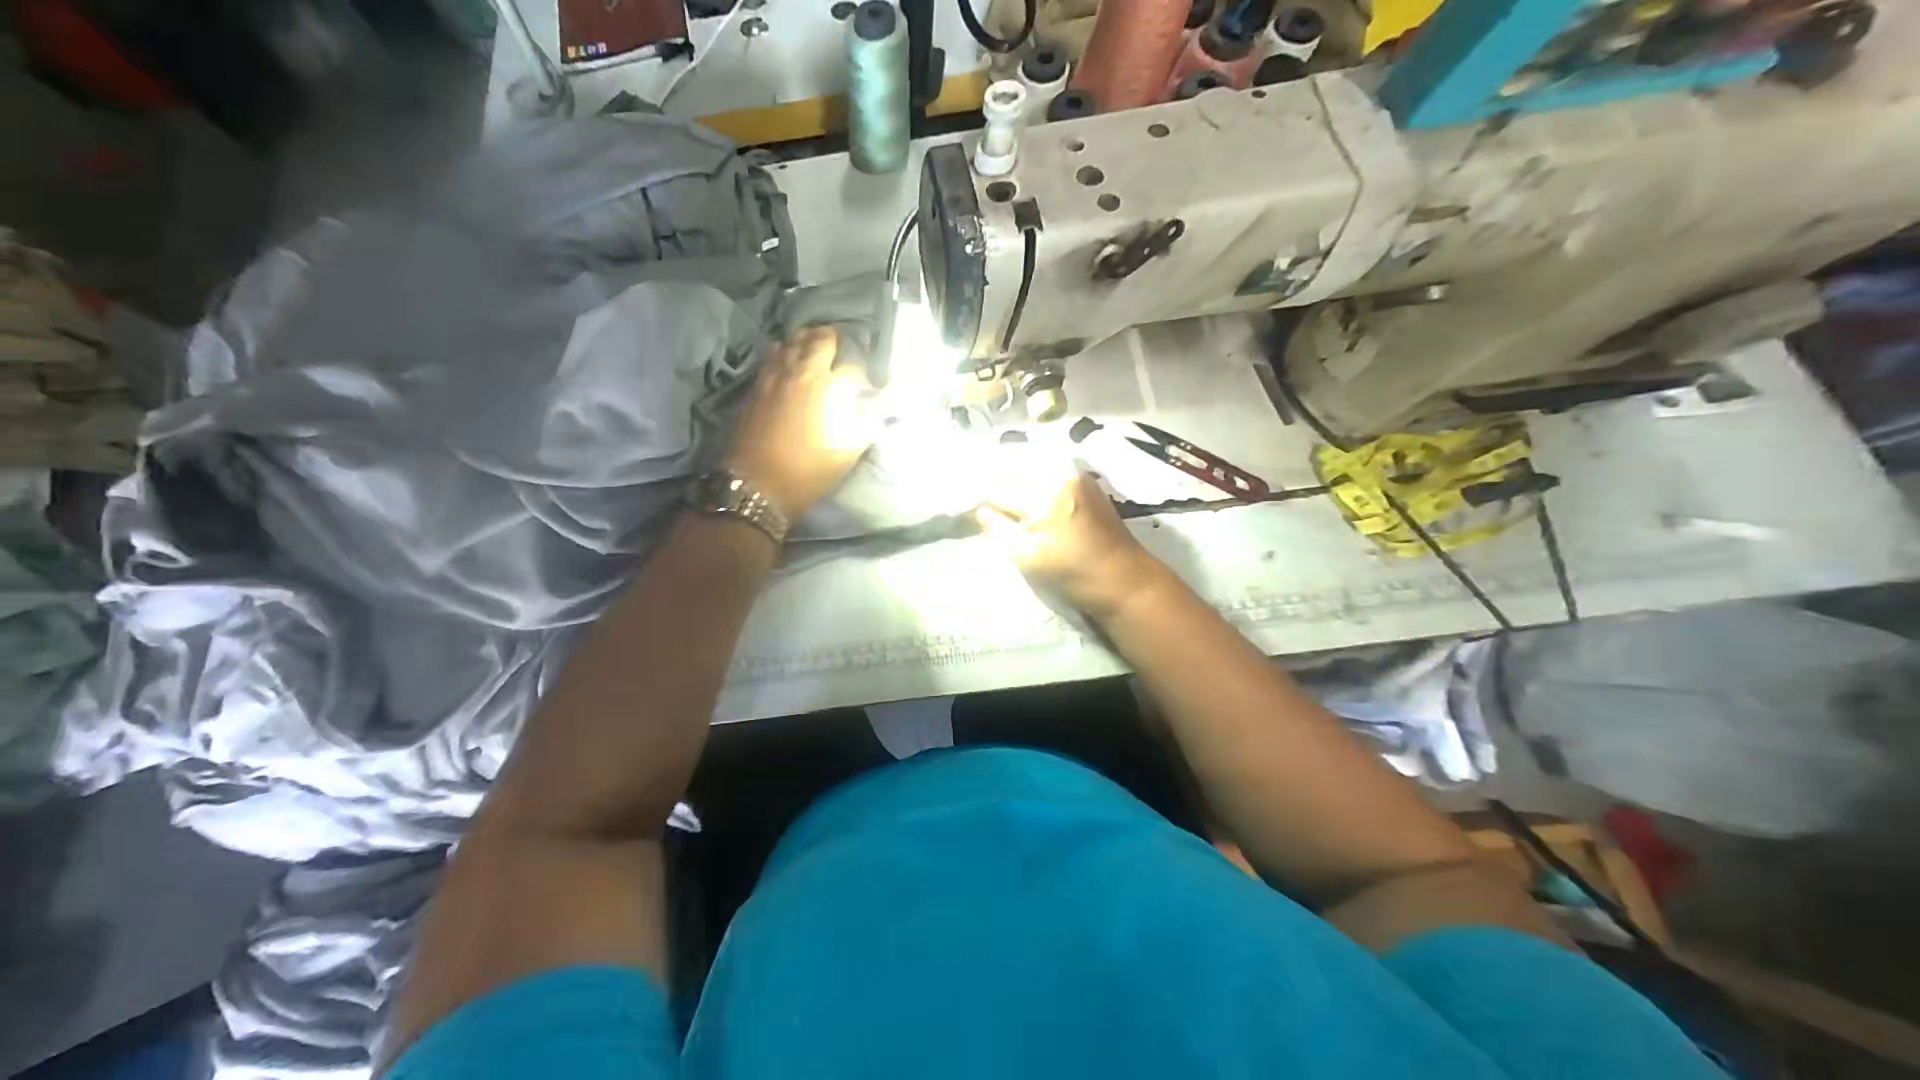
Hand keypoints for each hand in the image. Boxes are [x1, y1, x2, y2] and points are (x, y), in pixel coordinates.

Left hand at [724, 326, 874, 519]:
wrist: (753, 486)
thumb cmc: (804, 471)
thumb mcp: (845, 454)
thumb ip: (864, 425)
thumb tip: (875, 409)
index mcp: (819, 383)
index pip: (850, 364)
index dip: (863, 370)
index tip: (868, 380)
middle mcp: (794, 371)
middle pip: (815, 339)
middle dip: (832, 339)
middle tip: (842, 346)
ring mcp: (769, 378)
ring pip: (788, 343)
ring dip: (804, 341)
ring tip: (814, 348)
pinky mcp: (753, 390)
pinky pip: (770, 360)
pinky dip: (783, 355)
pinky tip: (788, 365)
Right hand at [978, 470, 1165, 618]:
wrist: (1127, 582)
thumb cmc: (1074, 574)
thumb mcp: (1026, 557)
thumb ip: (998, 528)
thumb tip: (980, 509)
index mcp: (1044, 491)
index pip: (997, 487)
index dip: (977, 495)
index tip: (961, 502)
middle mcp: (1060, 473)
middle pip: (1014, 470)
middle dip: (994, 482)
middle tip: (976, 498)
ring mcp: (1077, 476)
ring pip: (1032, 470)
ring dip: (1013, 480)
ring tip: (997, 498)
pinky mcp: (1087, 485)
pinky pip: (1051, 475)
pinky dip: (1033, 483)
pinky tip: (1024, 498)